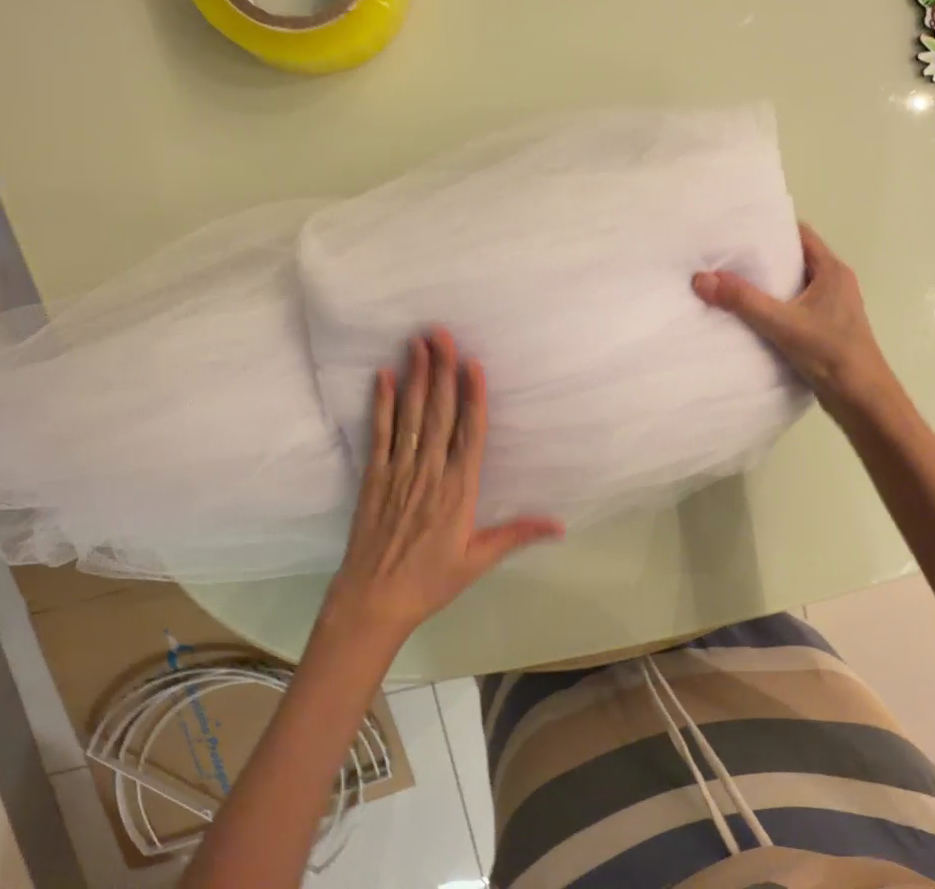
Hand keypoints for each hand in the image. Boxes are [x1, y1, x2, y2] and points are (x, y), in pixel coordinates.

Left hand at [321, 330, 563, 641]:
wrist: (373, 600)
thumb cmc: (430, 582)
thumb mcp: (477, 561)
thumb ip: (516, 535)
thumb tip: (560, 526)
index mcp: (459, 492)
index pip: (469, 435)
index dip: (472, 397)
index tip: (473, 363)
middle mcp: (430, 474)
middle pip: (439, 415)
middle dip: (441, 372)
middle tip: (441, 333)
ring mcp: (399, 473)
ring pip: (410, 417)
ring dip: (415, 378)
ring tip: (417, 343)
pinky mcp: (374, 478)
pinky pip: (379, 435)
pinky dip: (381, 405)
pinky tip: (383, 377)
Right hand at [693, 222, 885, 406]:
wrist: (862, 399)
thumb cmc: (830, 353)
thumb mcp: (782, 323)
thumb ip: (742, 301)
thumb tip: (701, 279)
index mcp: (832, 271)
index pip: (799, 234)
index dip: (769, 228)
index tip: (736, 230)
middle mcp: (834, 283)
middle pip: (794, 259)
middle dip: (761, 257)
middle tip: (723, 256)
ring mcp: (831, 308)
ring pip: (793, 286)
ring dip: (766, 285)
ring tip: (728, 283)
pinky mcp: (824, 329)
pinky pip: (793, 308)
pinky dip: (772, 307)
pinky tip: (747, 316)